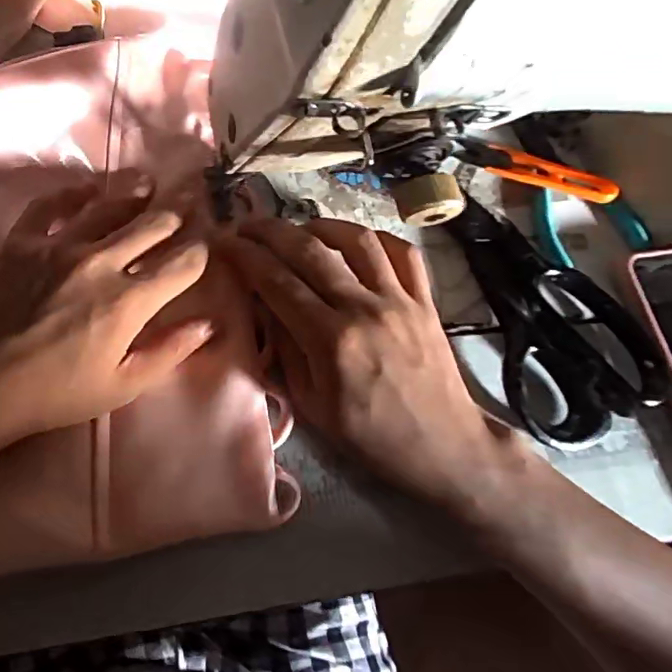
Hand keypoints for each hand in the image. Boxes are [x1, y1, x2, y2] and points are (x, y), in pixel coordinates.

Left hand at [0, 177, 213, 488]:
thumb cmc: (58, 392)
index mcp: (129, 302)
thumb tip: (209, 325)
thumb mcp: (123, 385)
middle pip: (152, 225)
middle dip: (177, 214)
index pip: (182, 264)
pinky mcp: (25, 243)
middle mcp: (101, 264)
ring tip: (149, 183)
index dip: (200, 252)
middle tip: (190, 201)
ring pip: (109, 207)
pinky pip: (52, 206)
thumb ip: (169, 351)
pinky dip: (72, 193)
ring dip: (135, 193)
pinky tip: (88, 188)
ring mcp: (60, 248)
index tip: (205, 246)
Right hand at [217, 217, 531, 514]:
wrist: (445, 446)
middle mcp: (364, 309)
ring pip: (357, 240)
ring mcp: (399, 299)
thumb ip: (285, 351)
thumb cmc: (372, 437)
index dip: (247, 256)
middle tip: (249, 225)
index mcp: (331, 341)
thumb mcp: (313, 407)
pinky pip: (402, 251)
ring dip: (320, 225)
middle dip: (271, 230)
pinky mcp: (425, 299)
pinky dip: (375, 237)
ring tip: (299, 229)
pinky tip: (354, 242)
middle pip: (310, 250)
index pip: (278, 282)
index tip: (226, 241)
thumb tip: (265, 305)